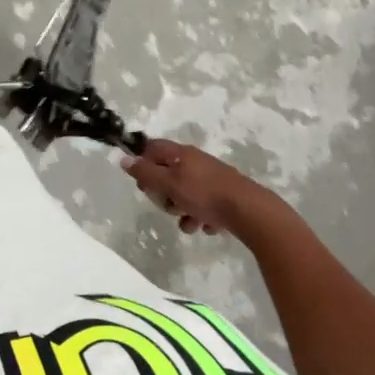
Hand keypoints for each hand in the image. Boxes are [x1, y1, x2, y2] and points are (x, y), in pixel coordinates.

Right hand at [125, 139, 272, 235]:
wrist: (250, 211)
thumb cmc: (204, 194)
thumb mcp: (168, 183)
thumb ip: (145, 173)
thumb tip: (123, 159)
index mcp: (180, 153)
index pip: (152, 148)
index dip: (142, 163)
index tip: (143, 183)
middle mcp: (196, 161)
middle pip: (167, 173)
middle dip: (163, 193)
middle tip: (166, 204)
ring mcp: (212, 178)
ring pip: (185, 192)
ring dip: (181, 209)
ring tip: (187, 223)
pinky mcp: (225, 195)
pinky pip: (204, 204)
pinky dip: (201, 215)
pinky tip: (205, 226)